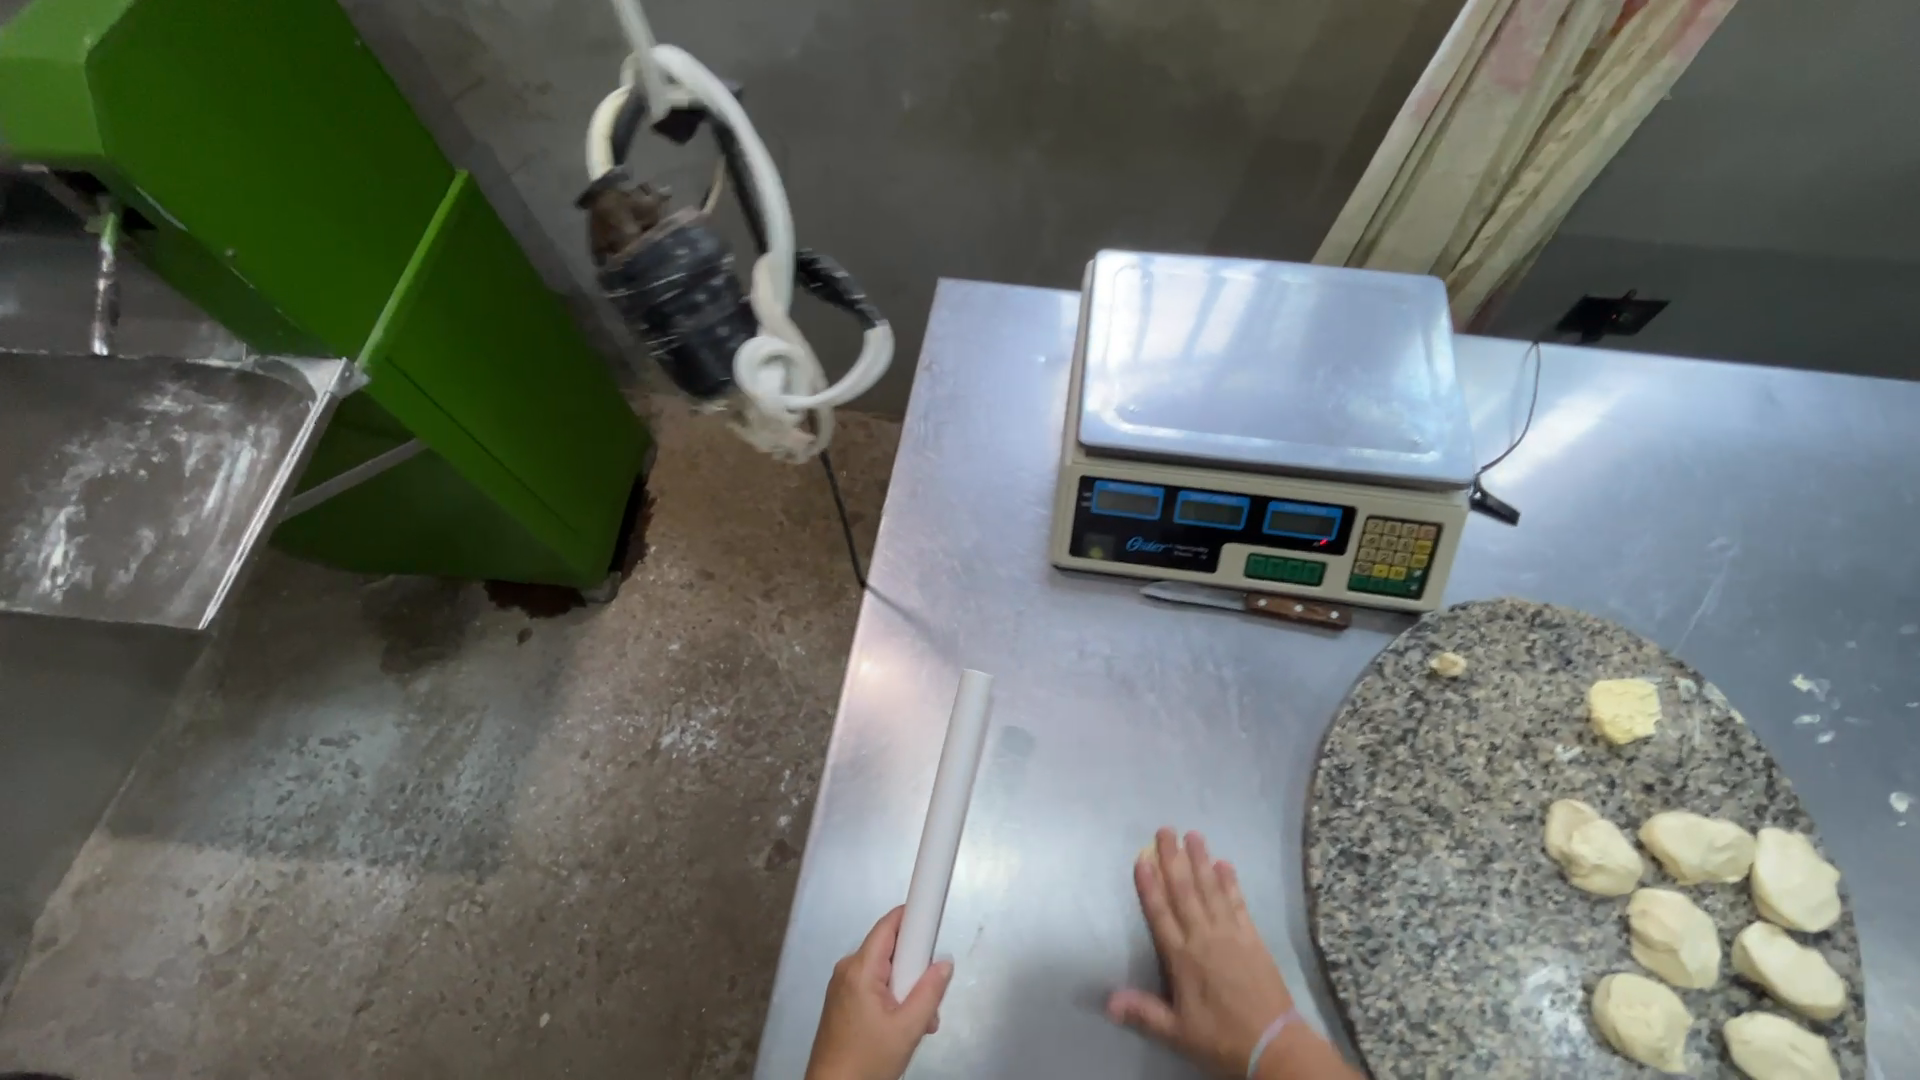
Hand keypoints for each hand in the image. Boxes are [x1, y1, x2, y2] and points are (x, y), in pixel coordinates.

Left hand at [805, 906, 953, 1079]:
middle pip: (890, 950)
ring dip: (905, 990)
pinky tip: (900, 1028)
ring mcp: (842, 986)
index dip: (913, 918)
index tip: (934, 925)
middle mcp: (848, 969)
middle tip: (930, 1002)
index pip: (889, 924)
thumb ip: (930, 992)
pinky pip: (873, 986)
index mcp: (860, 968)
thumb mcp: (908, 1029)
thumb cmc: (867, 1060)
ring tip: (917, 1025)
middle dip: (915, 970)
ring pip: (884, 971)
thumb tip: (944, 962)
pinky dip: (891, 999)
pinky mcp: (841, 1002)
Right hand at [1108, 829, 1294, 1077]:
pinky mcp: (1253, 939)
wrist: (1276, 1047)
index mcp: (1182, 958)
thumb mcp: (1178, 1032)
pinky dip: (1231, 883)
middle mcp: (1204, 938)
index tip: (1142, 858)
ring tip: (1193, 835)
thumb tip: (1108, 1001)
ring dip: (1201, 861)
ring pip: (1211, 890)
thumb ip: (1144, 1012)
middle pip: (1185, 892)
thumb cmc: (1221, 1039)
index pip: (1161, 914)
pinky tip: (1225, 864)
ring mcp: (1231, 935)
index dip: (1150, 885)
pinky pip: (1238, 904)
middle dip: (1173, 859)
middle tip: (1165, 830)